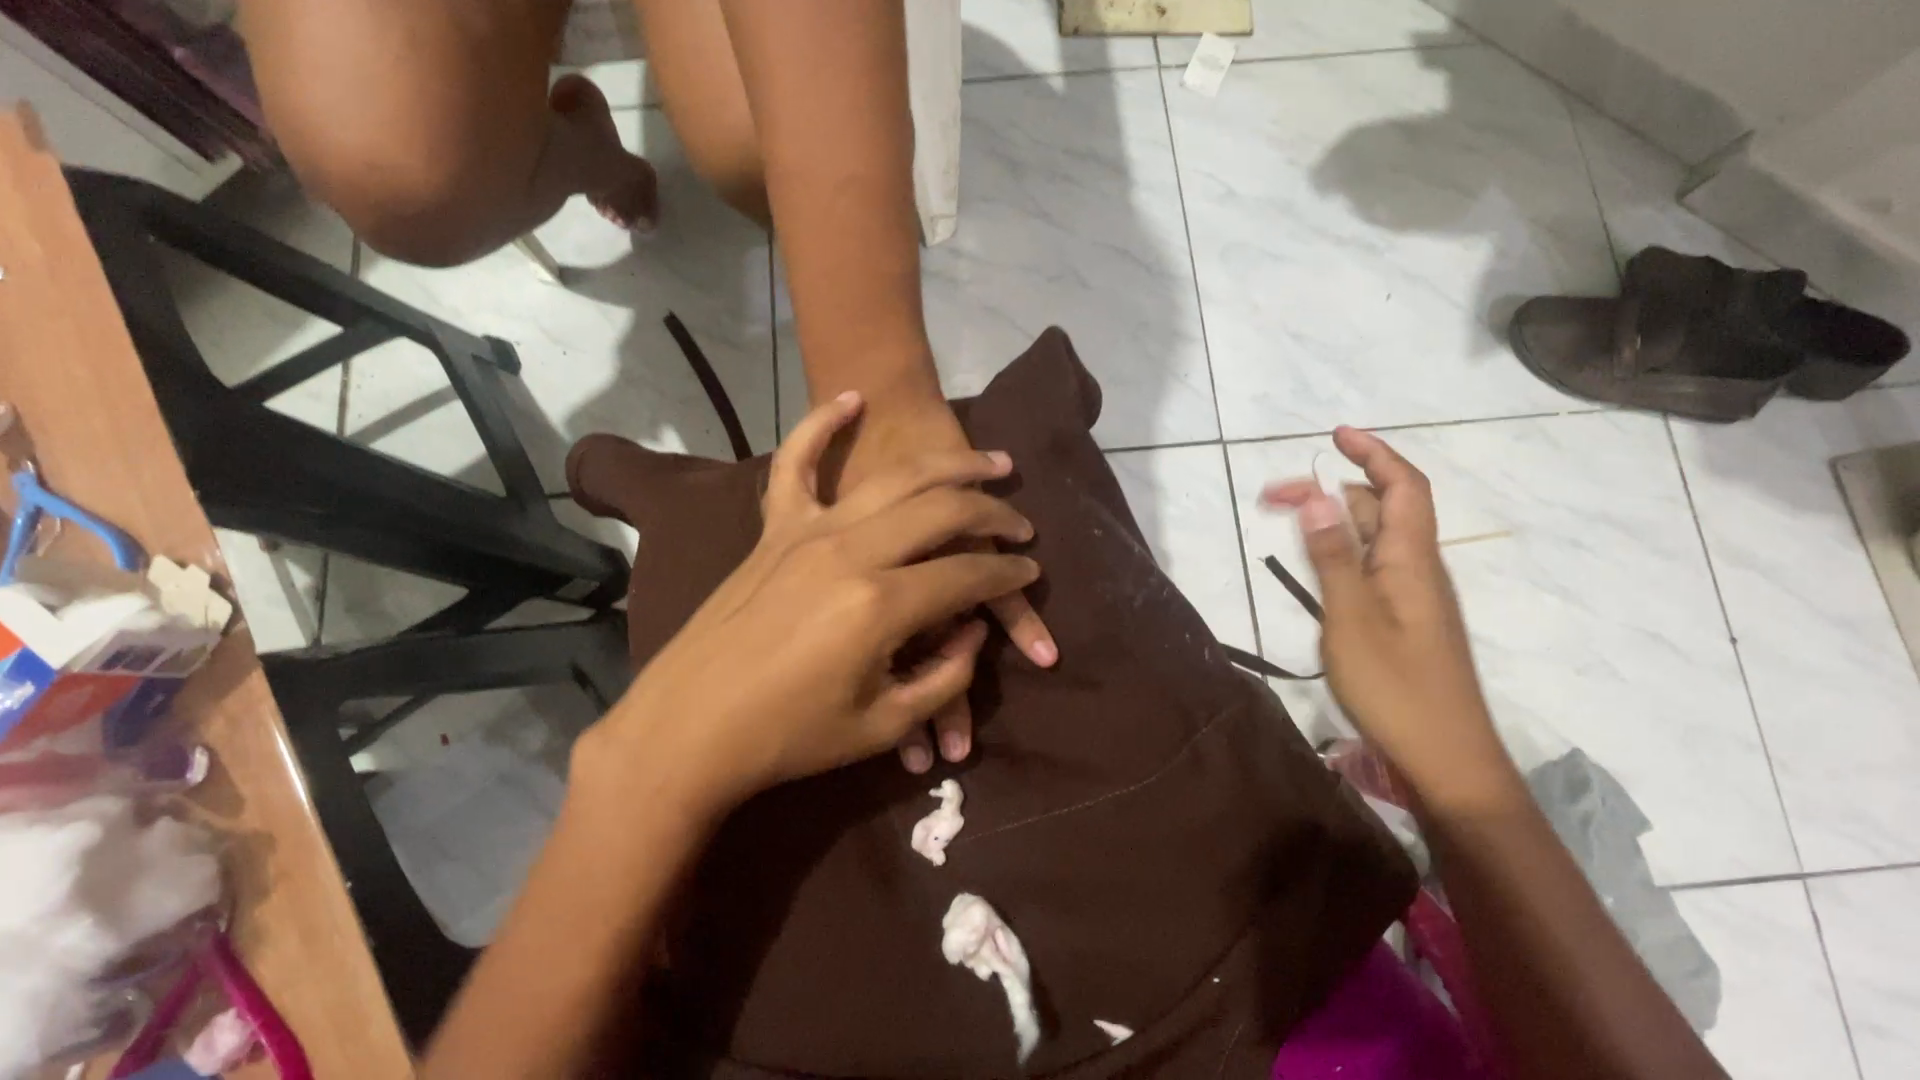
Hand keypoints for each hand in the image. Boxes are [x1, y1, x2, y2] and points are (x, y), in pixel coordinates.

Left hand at [578, 392, 1042, 812]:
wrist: (688, 729)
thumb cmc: (789, 738)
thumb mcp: (881, 726)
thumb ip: (945, 679)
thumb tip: (974, 633)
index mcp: (880, 607)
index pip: (968, 576)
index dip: (1009, 573)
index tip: (1031, 570)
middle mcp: (852, 552)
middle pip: (944, 512)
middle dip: (994, 514)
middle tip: (1020, 525)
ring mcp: (808, 532)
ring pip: (894, 479)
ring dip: (949, 466)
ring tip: (990, 464)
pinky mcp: (772, 529)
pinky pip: (796, 463)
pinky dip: (822, 424)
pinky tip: (854, 398)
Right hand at [1259, 427, 1511, 799]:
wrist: (1446, 757)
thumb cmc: (1396, 688)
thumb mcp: (1350, 619)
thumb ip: (1332, 556)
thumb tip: (1316, 495)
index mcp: (1412, 560)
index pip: (1403, 485)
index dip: (1374, 453)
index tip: (1335, 434)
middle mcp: (1418, 569)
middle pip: (1385, 508)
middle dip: (1335, 487)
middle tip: (1275, 497)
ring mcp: (1415, 597)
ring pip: (1379, 539)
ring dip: (1336, 521)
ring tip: (1289, 524)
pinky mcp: (1407, 622)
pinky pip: (1375, 567)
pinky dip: (1344, 552)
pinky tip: (1319, 570)